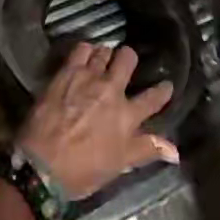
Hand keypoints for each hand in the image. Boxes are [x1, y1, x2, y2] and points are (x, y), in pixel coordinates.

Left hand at [16, 43, 178, 198]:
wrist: (44, 163)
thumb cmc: (84, 170)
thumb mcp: (119, 164)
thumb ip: (146, 150)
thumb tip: (175, 151)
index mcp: (127, 117)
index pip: (153, 99)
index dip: (163, 91)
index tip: (167, 85)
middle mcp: (111, 91)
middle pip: (127, 60)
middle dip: (129, 58)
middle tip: (127, 61)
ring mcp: (88, 77)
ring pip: (104, 51)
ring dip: (106, 54)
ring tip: (104, 58)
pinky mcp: (67, 71)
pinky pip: (81, 49)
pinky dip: (85, 50)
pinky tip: (84, 55)